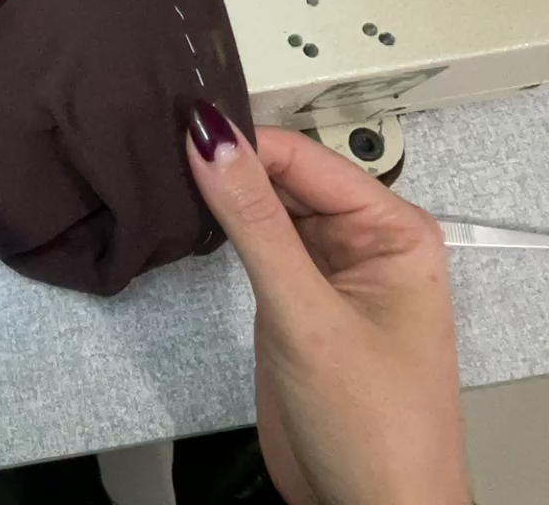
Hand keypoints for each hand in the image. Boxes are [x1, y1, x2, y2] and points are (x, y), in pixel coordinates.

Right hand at [185, 102, 470, 504]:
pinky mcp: (294, 291)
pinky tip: (184, 207)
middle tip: (156, 140)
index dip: (243, 141)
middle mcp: (362, 237)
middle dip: (229, 160)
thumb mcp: (307, 314)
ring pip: (266, 204)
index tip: (175, 127)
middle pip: (285, 175)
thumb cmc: (367, 422)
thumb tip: (210, 135)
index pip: (305, 158)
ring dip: (222, 189)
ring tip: (159, 162)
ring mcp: (325, 265)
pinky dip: (221, 223)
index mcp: (392, 228)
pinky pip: (256, 237)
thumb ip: (255, 222)